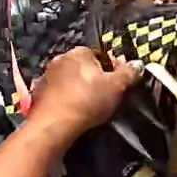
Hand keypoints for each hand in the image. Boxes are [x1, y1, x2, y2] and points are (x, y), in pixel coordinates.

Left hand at [26, 46, 140, 142]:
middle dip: (92, 78)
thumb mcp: (116, 87)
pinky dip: (63, 99)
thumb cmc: (88, 100)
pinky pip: (56, 92)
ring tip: (86, 106)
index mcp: (80, 52)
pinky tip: (70, 111)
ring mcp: (46, 75)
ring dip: (76, 88)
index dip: (110, 69)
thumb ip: (129, 73)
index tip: (116, 84)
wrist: (54, 124)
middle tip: (103, 96)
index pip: (99, 55)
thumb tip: (138, 64)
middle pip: (82, 67)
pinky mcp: (37, 92)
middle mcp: (60, 58)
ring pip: (68, 79)